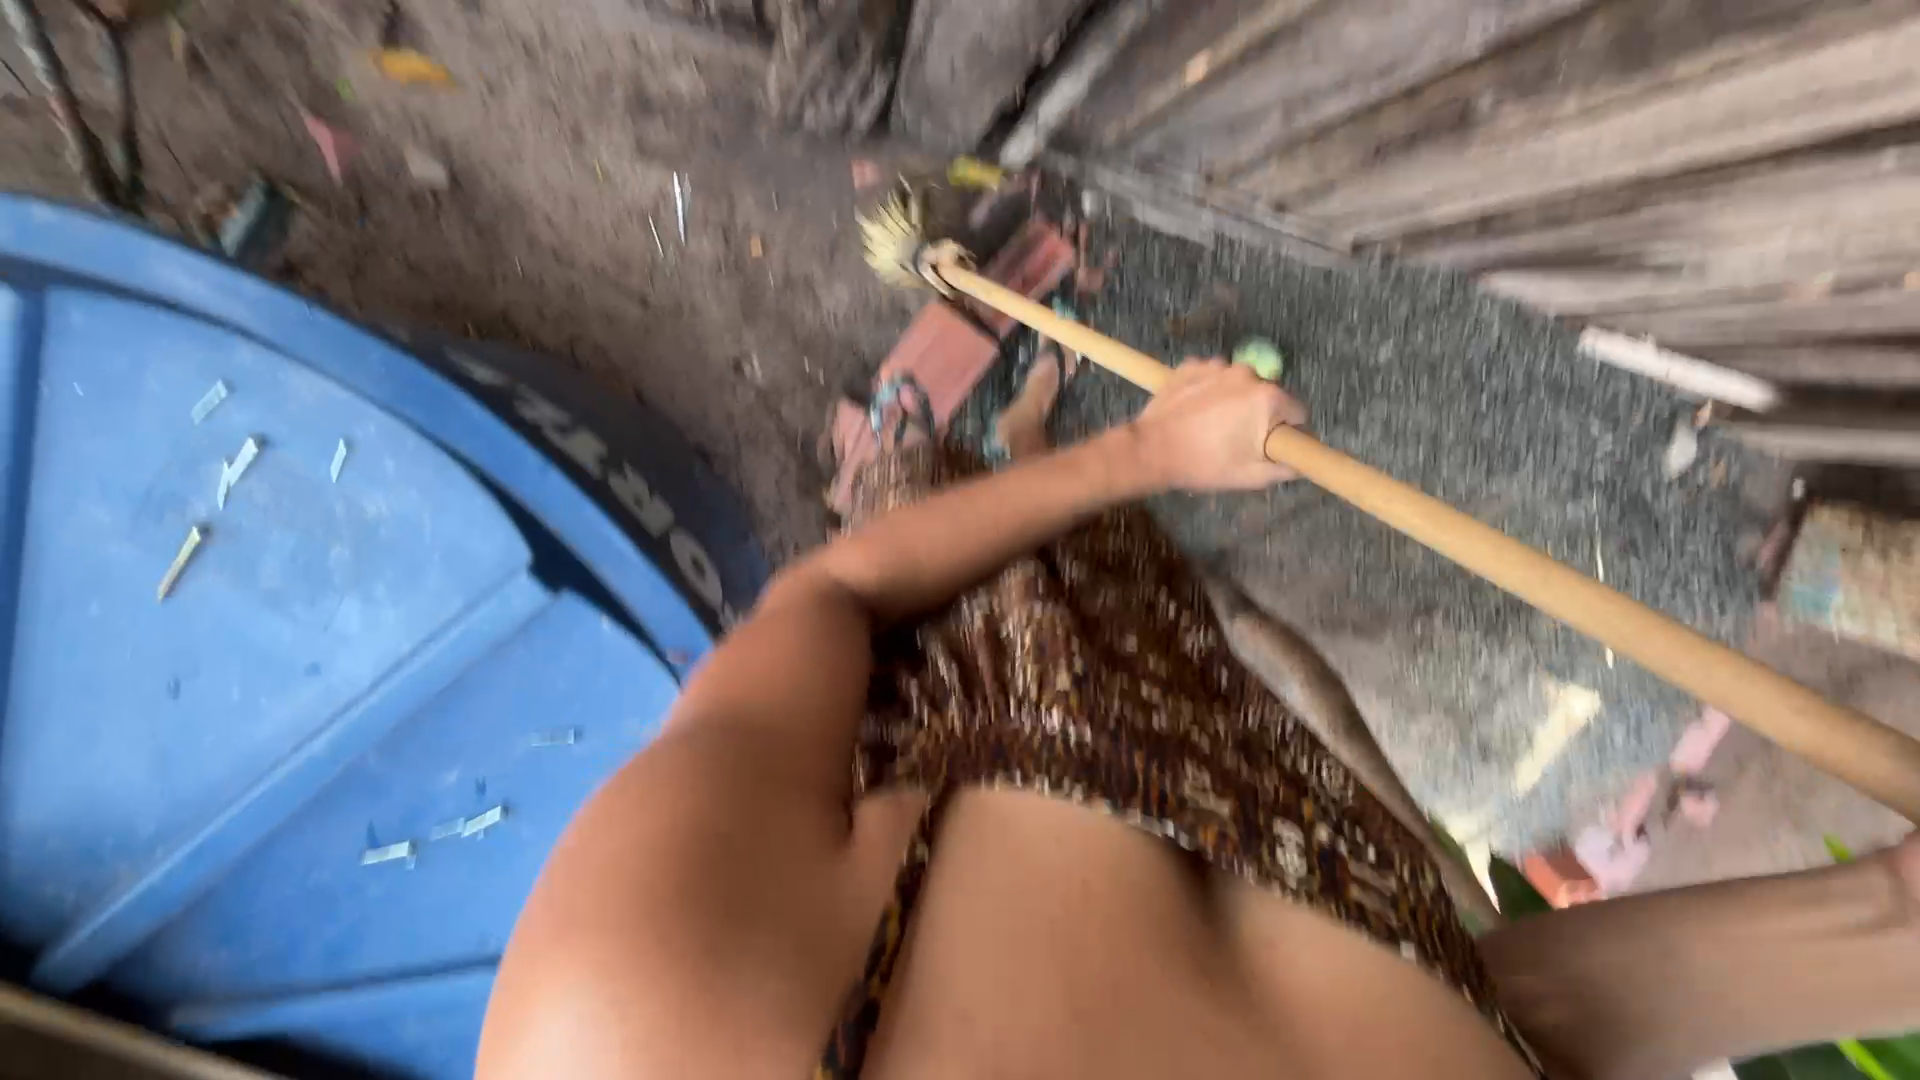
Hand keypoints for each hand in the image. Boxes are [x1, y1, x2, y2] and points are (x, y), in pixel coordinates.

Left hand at [1125, 358, 1307, 492]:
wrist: (1151, 450)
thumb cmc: (1204, 465)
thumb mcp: (1252, 476)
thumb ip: (1285, 468)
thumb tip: (1301, 462)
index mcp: (1268, 397)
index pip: (1297, 412)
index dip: (1288, 432)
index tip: (1270, 445)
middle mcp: (1247, 373)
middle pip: (1267, 395)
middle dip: (1258, 415)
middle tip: (1235, 440)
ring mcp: (1216, 366)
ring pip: (1238, 385)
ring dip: (1233, 401)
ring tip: (1211, 426)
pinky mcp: (1191, 365)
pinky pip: (1211, 377)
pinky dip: (1208, 391)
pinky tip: (1195, 412)